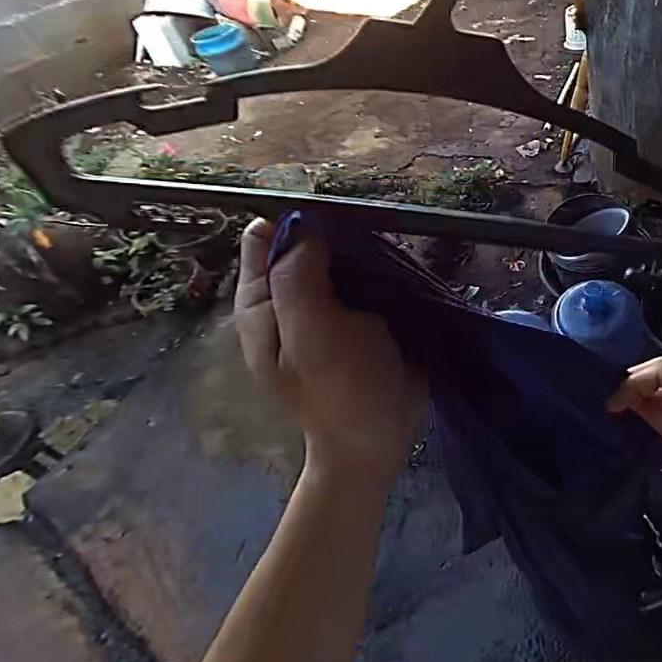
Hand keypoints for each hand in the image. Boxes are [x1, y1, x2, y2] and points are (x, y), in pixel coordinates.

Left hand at [235, 217, 424, 485]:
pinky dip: (378, 267)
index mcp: (262, 304)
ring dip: (360, 249)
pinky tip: (398, 267)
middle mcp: (288, 300)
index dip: (296, 223)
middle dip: (333, 233)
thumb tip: (303, 228)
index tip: (335, 223)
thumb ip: (298, 280)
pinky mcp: (357, 315)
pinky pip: (363, 277)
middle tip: (370, 235)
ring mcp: (324, 308)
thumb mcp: (313, 337)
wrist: (379, 439)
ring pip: (336, 257)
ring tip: (389, 249)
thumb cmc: (341, 392)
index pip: (265, 238)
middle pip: (304, 243)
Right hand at [606, 357, 661, 526]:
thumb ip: (656, 414)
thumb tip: (623, 398)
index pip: (659, 369)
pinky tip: (641, 420)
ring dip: (646, 399)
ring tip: (617, 416)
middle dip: (635, 390)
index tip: (607, 408)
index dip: (629, 385)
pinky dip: (661, 408)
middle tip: (607, 411)